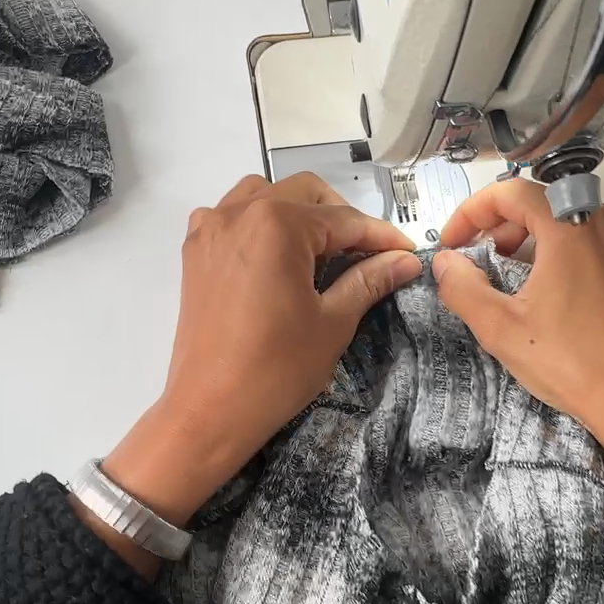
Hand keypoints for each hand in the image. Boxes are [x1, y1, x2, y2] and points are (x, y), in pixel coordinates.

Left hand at [86, 174, 419, 574]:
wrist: (210, 409)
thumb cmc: (277, 369)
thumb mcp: (333, 322)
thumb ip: (370, 280)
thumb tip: (407, 260)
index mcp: (278, 225)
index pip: (344, 220)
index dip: (381, 237)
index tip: (408, 253)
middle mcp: (240, 212)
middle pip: (305, 194)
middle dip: (342, 219)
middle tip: (366, 256)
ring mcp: (211, 228)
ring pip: (266, 195)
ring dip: (299, 213)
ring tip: (320, 254)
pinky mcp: (196, 251)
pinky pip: (233, 215)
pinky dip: (260, 223)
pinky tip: (276, 257)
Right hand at [430, 180, 603, 453]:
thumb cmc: (573, 364)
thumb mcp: (500, 328)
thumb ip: (462, 287)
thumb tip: (445, 263)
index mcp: (572, 226)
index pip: (511, 192)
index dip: (472, 212)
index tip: (453, 242)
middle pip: (542, 204)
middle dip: (500, 227)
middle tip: (477, 260)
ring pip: (569, 222)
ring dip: (532, 242)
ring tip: (510, 277)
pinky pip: (594, 244)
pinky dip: (564, 255)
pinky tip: (550, 292)